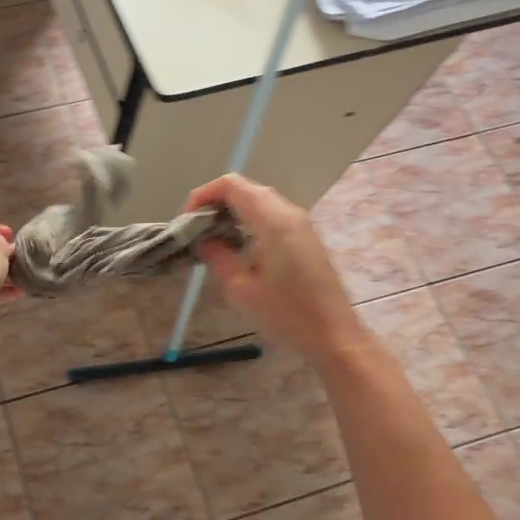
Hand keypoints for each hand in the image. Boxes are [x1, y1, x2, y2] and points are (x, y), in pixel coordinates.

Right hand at [184, 175, 367, 361]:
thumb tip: (203, 240)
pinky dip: (248, 220)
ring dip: (232, 211)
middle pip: (246, 188)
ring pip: (259, 200)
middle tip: (195, 229)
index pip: (232, 185)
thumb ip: (217, 257)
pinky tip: (237, 245)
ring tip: (211, 237)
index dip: (203, 195)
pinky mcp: (305, 236)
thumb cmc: (285, 314)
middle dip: (215, 202)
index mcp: (272, 221)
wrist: (333, 334)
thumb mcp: (241, 289)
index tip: (186, 220)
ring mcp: (300, 223)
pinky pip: (271, 214)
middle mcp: (289, 213)